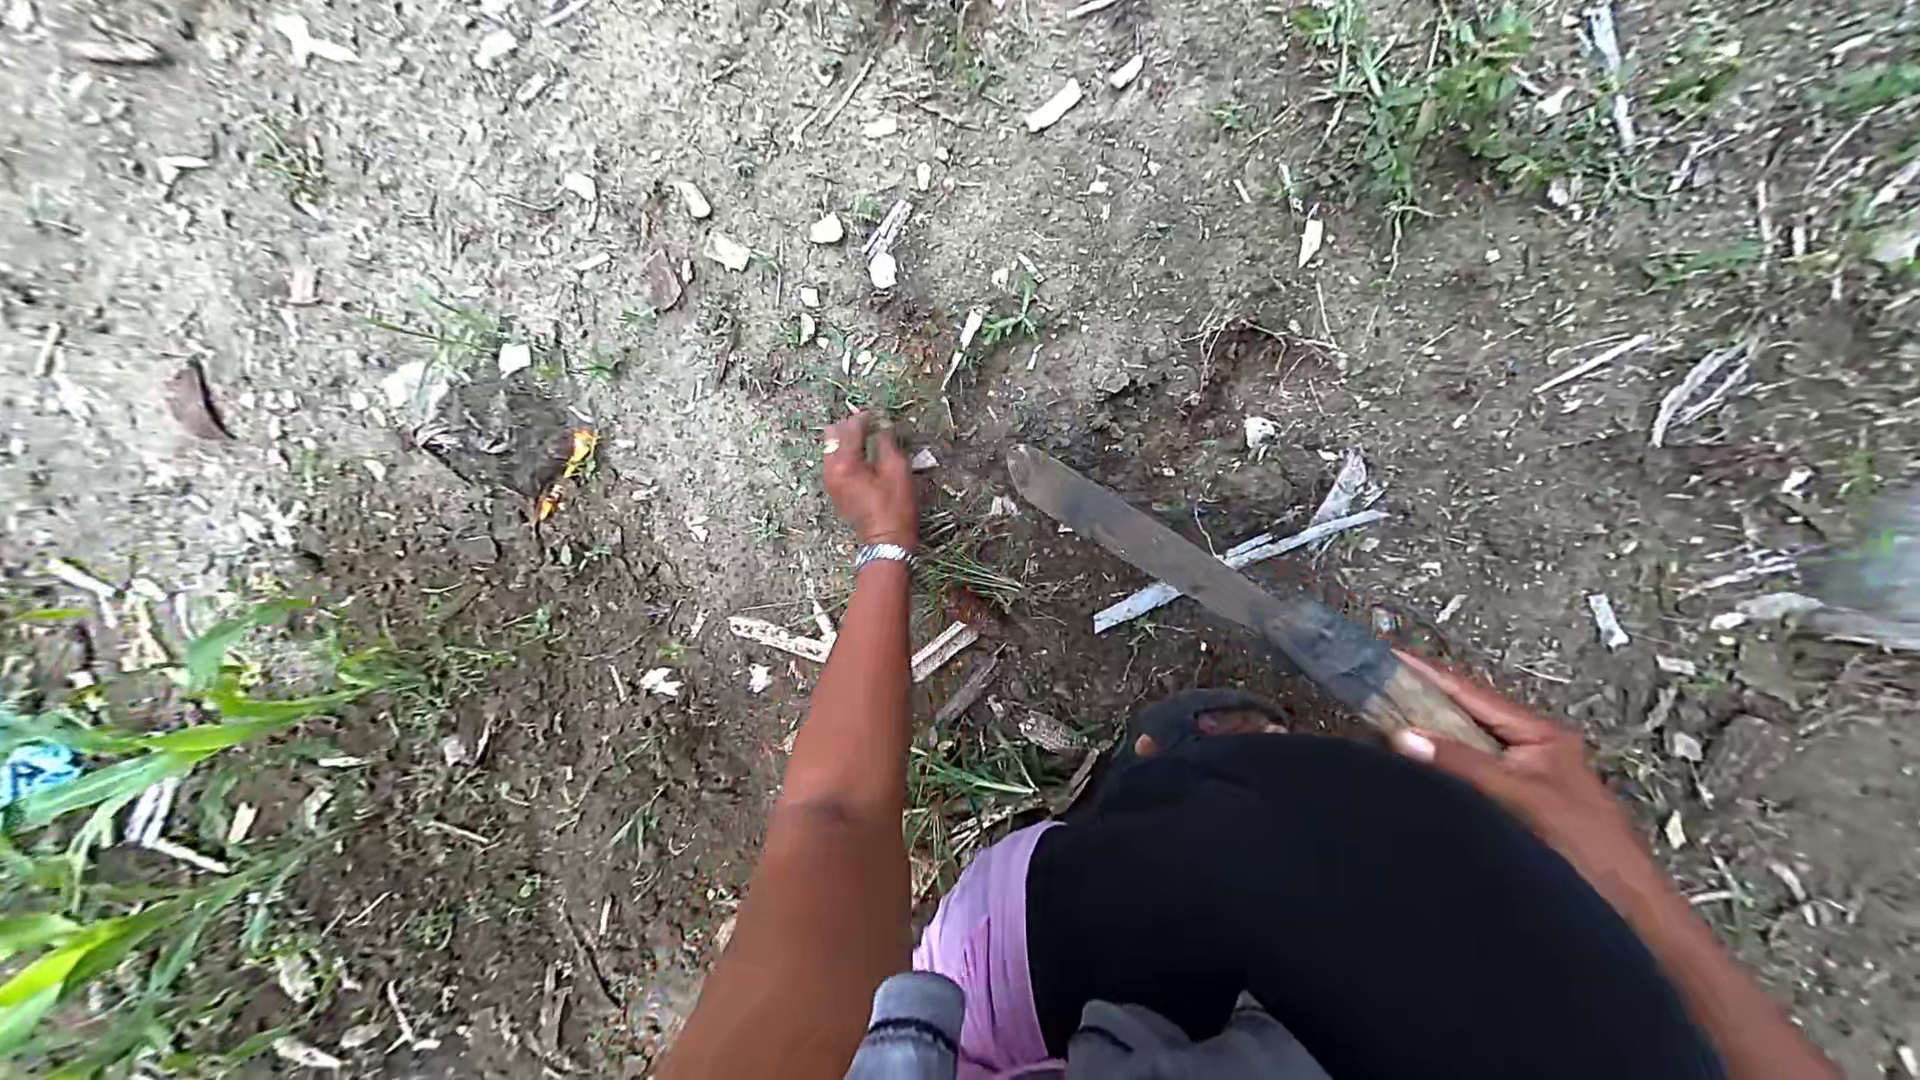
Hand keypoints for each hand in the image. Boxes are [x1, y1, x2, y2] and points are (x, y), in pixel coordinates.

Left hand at [822, 412, 917, 550]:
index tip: (880, 415)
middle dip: (852, 426)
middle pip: (834, 433)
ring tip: (870, 439)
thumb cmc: (895, 508)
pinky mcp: (834, 489)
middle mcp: (831, 469)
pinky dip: (847, 454)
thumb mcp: (898, 470)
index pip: (852, 427)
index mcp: (845, 462)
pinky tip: (864, 457)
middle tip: (873, 425)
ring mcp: (830, 480)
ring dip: (849, 439)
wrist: (886, 541)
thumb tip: (882, 426)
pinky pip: (835, 461)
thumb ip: (887, 442)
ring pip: (832, 446)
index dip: (868, 418)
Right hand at [1390, 651, 1662, 906]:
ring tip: (1377, 717)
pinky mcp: (1503, 800)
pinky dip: (1429, 761)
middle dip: (1418, 700)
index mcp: (1539, 734)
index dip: (1428, 673)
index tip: (1388, 656)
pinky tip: (1403, 762)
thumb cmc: (1589, 850)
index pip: (1471, 692)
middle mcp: (1525, 748)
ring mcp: (1514, 774)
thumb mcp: (1523, 797)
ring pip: (1456, 742)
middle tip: (1373, 686)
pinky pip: (1456, 768)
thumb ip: (1463, 764)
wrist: (1630, 916)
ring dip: (1421, 732)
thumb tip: (1403, 735)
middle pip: (1460, 714)